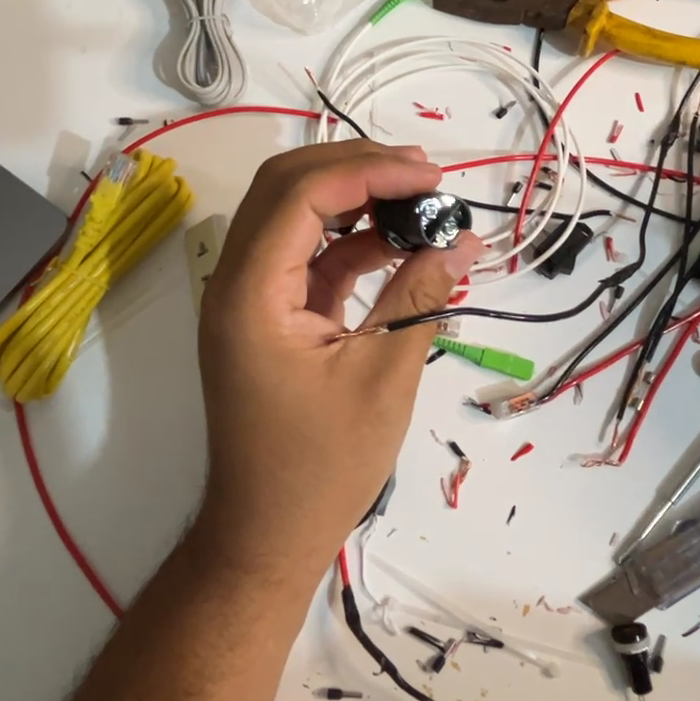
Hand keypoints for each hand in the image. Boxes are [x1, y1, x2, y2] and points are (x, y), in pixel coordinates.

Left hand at [193, 141, 483, 574]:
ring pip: (295, 213)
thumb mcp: (384, 376)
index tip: (432, 176)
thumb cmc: (322, 466)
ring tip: (419, 197)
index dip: (369, 172)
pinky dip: (353, 239)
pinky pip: (309, 254)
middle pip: (287, 187)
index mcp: (251, 293)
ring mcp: (250, 296)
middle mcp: (237, 281)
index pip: (301, 194)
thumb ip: (419, 296)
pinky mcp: (271, 313)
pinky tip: (400, 240)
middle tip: (424, 173)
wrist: (269, 532)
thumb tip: (462, 241)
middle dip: (357, 168)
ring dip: (355, 197)